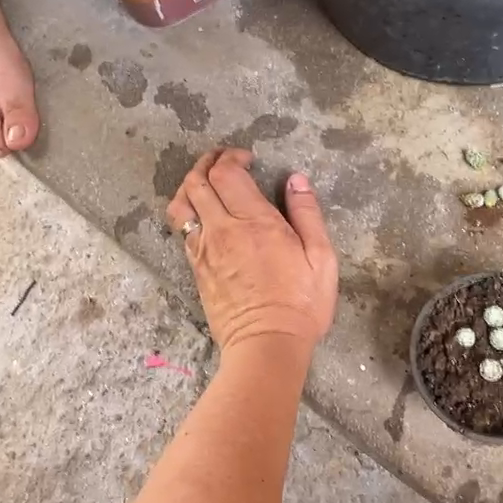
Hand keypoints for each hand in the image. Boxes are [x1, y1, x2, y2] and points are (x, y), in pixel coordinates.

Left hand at [165, 149, 337, 354]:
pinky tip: (202, 216)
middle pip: (197, 182)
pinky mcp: (197, 270)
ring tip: (205, 182)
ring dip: (189, 185)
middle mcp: (222, 230)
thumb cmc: (301, 304)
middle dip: (206, 163)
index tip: (246, 158)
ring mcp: (204, 250)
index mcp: (255, 221)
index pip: (227, 173)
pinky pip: (182, 231)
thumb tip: (296, 180)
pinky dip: (187, 212)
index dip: (231, 157)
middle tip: (221, 159)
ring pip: (181, 205)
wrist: (266, 345)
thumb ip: (307, 213)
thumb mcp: (321, 257)